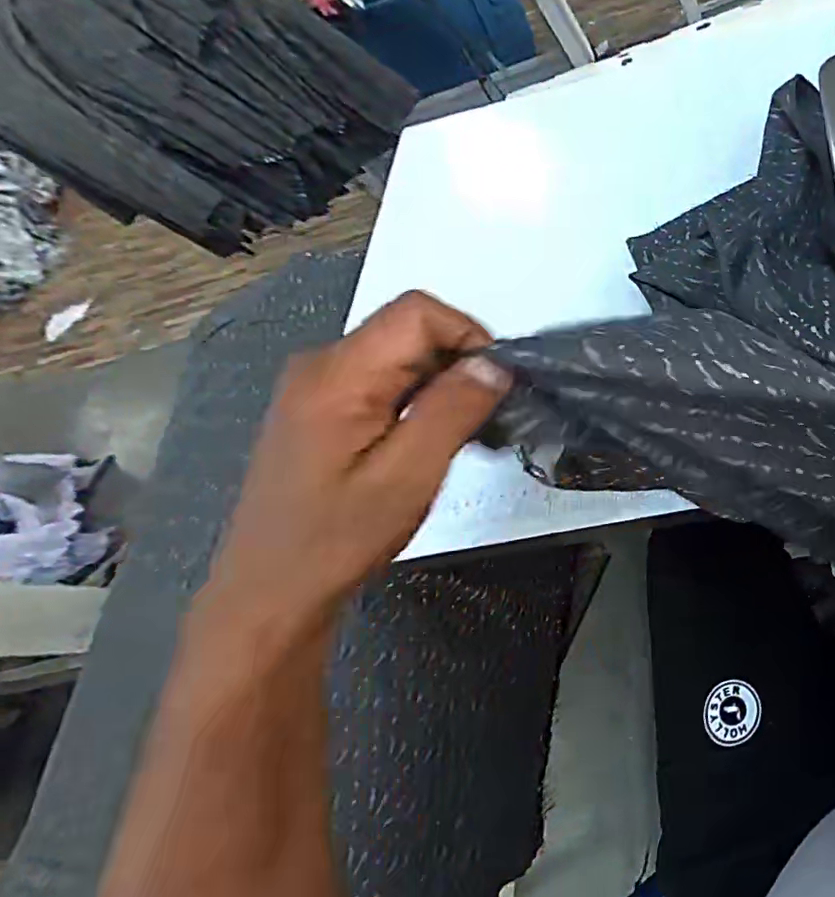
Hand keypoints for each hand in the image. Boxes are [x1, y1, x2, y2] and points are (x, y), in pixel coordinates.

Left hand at [198, 291, 510, 626]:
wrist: (277, 584)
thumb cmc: (340, 534)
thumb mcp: (411, 472)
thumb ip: (454, 410)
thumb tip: (496, 364)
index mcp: (337, 376)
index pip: (418, 312)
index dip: (471, 337)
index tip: (495, 386)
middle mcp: (322, 368)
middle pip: (414, 329)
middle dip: (464, 364)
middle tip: (484, 418)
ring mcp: (322, 387)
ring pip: (409, 355)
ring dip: (450, 385)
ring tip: (463, 435)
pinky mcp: (330, 407)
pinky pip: (394, 380)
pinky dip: (429, 399)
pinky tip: (436, 440)